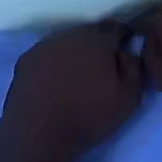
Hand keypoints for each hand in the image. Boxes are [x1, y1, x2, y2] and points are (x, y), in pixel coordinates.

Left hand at [0, 21, 145, 149]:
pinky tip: (54, 81)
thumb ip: (134, 67)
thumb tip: (130, 51)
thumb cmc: (89, 115)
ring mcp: (45, 45)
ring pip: (67, 42)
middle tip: (101, 66)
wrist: (40, 134)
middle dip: (98, 44)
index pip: (116, 27)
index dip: (123, 37)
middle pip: (90, 32)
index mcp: (98, 39)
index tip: (125, 49)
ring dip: (74, 52)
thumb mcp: (128, 96)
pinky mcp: (27, 59)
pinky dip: (54, 62)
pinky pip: (47, 54)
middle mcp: (71, 34)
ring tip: (76, 75)